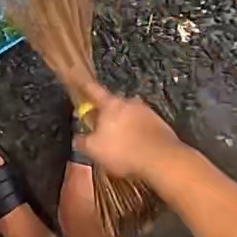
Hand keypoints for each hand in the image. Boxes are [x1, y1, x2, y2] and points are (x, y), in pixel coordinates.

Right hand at [72, 84, 195, 183]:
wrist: (162, 159)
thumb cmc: (123, 151)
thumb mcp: (94, 150)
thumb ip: (82, 141)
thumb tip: (78, 137)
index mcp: (111, 104)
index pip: (92, 90)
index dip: (82, 84)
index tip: (75, 76)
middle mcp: (129, 102)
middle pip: (112, 104)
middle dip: (105, 114)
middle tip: (100, 128)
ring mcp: (147, 112)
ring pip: (128, 115)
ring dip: (122, 125)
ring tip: (119, 143)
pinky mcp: (160, 124)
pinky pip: (142, 126)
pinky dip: (136, 133)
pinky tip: (134, 148)